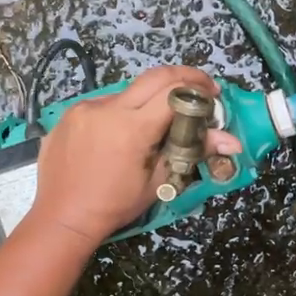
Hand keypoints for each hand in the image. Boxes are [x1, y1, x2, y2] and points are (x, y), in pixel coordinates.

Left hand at [22, 66, 241, 247]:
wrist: (62, 217)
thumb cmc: (114, 206)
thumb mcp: (158, 181)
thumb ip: (193, 152)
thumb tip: (233, 142)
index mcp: (132, 128)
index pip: (174, 91)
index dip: (198, 87)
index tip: (212, 93)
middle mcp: (107, 108)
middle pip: (153, 77)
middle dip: (181, 77)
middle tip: (198, 88)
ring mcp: (84, 108)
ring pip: (126, 91)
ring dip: (146, 99)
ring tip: (154, 123)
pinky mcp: (69, 113)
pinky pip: (102, 104)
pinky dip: (119, 112)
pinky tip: (119, 134)